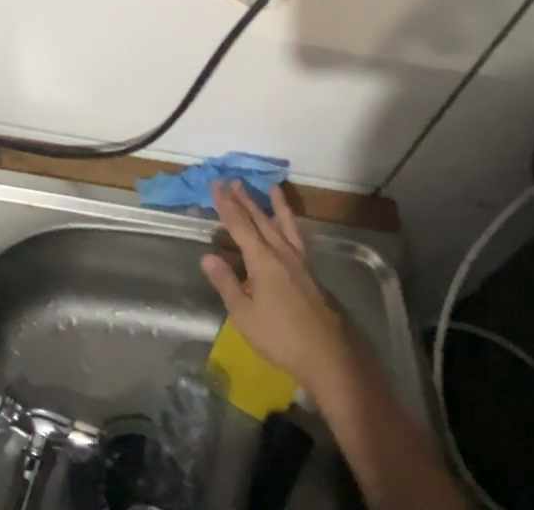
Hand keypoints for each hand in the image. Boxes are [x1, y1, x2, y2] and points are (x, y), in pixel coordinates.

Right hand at [201, 181, 352, 392]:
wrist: (326, 352)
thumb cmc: (279, 335)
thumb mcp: (244, 314)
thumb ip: (227, 283)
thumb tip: (207, 257)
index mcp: (262, 260)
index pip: (239, 225)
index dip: (226, 205)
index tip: (216, 185)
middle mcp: (281, 252)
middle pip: (260, 220)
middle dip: (245, 200)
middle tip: (233, 180)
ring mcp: (298, 260)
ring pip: (281, 224)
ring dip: (271, 206)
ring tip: (269, 187)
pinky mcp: (309, 270)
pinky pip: (297, 236)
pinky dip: (291, 223)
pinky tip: (289, 224)